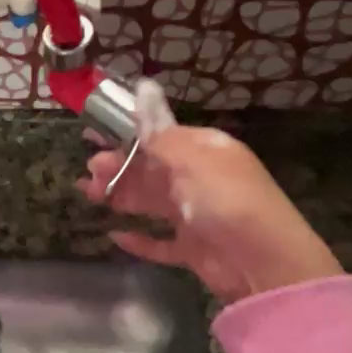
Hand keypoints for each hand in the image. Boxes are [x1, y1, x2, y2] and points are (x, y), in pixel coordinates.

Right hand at [79, 125, 342, 302]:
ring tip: (89, 194)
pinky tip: (115, 235)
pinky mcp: (193, 250)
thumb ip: (160, 135)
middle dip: (119, 167)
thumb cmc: (226, 200)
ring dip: (121, 196)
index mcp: (206, 152)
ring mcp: (197, 216)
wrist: (262, 261)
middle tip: (89, 171)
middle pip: (152, 170)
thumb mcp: (192, 160)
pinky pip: (160, 242)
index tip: (94, 134)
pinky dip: (139, 240)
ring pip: (151, 203)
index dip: (127, 135)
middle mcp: (201, 180)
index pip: (162, 136)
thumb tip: (142, 90)